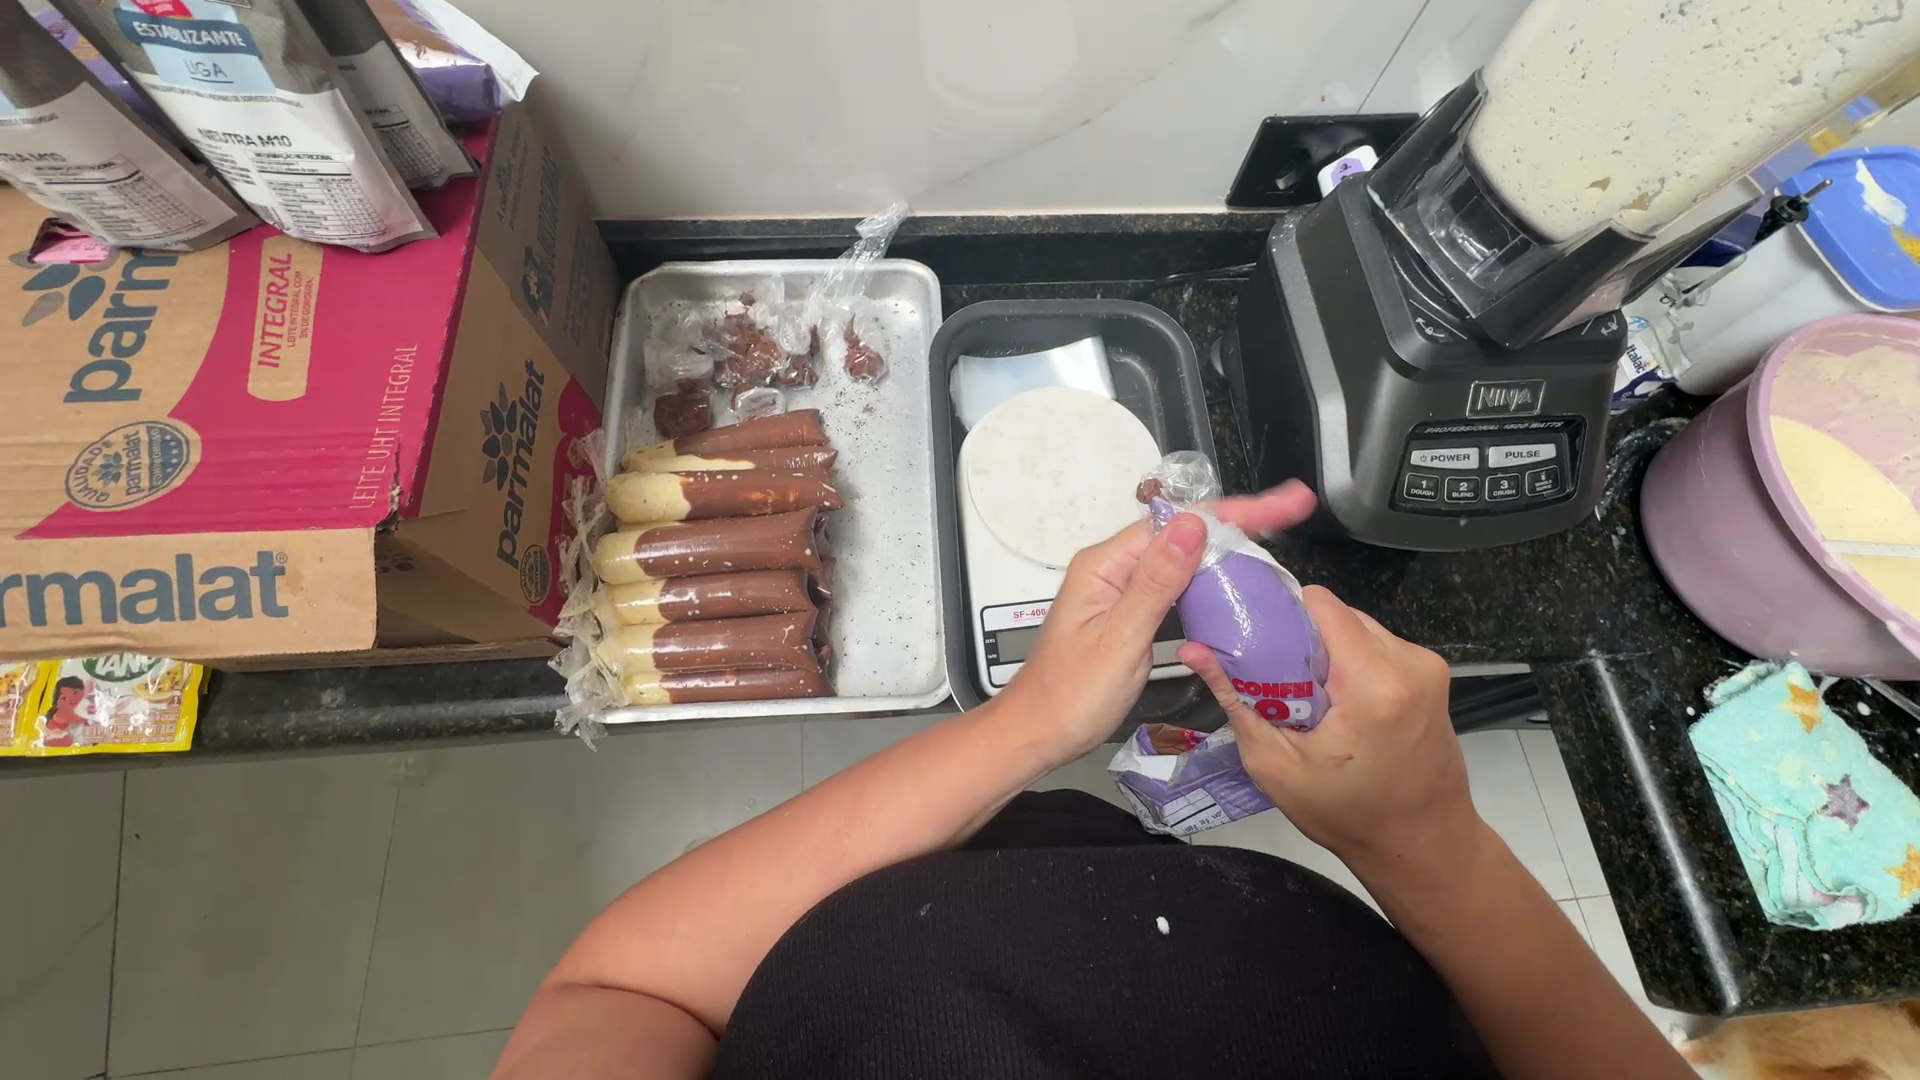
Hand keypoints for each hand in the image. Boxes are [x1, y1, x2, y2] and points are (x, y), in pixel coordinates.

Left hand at [1000, 482, 1316, 765]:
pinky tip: (1232, 578)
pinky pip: (1170, 582)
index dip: (1231, 512)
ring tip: (1275, 535)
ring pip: (1178, 556)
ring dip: (1224, 546)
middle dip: (1237, 521)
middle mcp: (1110, 567)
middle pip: (1179, 532)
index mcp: (1105, 565)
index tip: (1282, 505)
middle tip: (1292, 511)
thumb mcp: (1120, 638)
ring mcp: (1118, 588)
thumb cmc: (1074, 694)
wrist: (1040, 731)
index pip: (1174, 523)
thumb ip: (1156, 583)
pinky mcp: (1126, 610)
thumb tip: (1193, 525)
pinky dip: (1205, 576)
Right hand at [1179, 585, 1480, 868]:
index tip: (1257, 639)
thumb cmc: (1344, 813)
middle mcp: (1408, 663)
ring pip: (1356, 626)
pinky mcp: (1434, 675)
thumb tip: (1191, 650)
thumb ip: (1233, 696)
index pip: (1320, 603)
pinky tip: (1335, 700)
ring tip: (1303, 691)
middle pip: (1337, 614)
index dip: (1283, 613)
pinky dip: (1350, 662)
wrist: (1422, 847)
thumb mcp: (1272, 761)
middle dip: (1302, 637)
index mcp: (1373, 682)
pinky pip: (1376, 645)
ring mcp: (1427, 667)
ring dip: (1326, 650)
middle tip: (1274, 676)